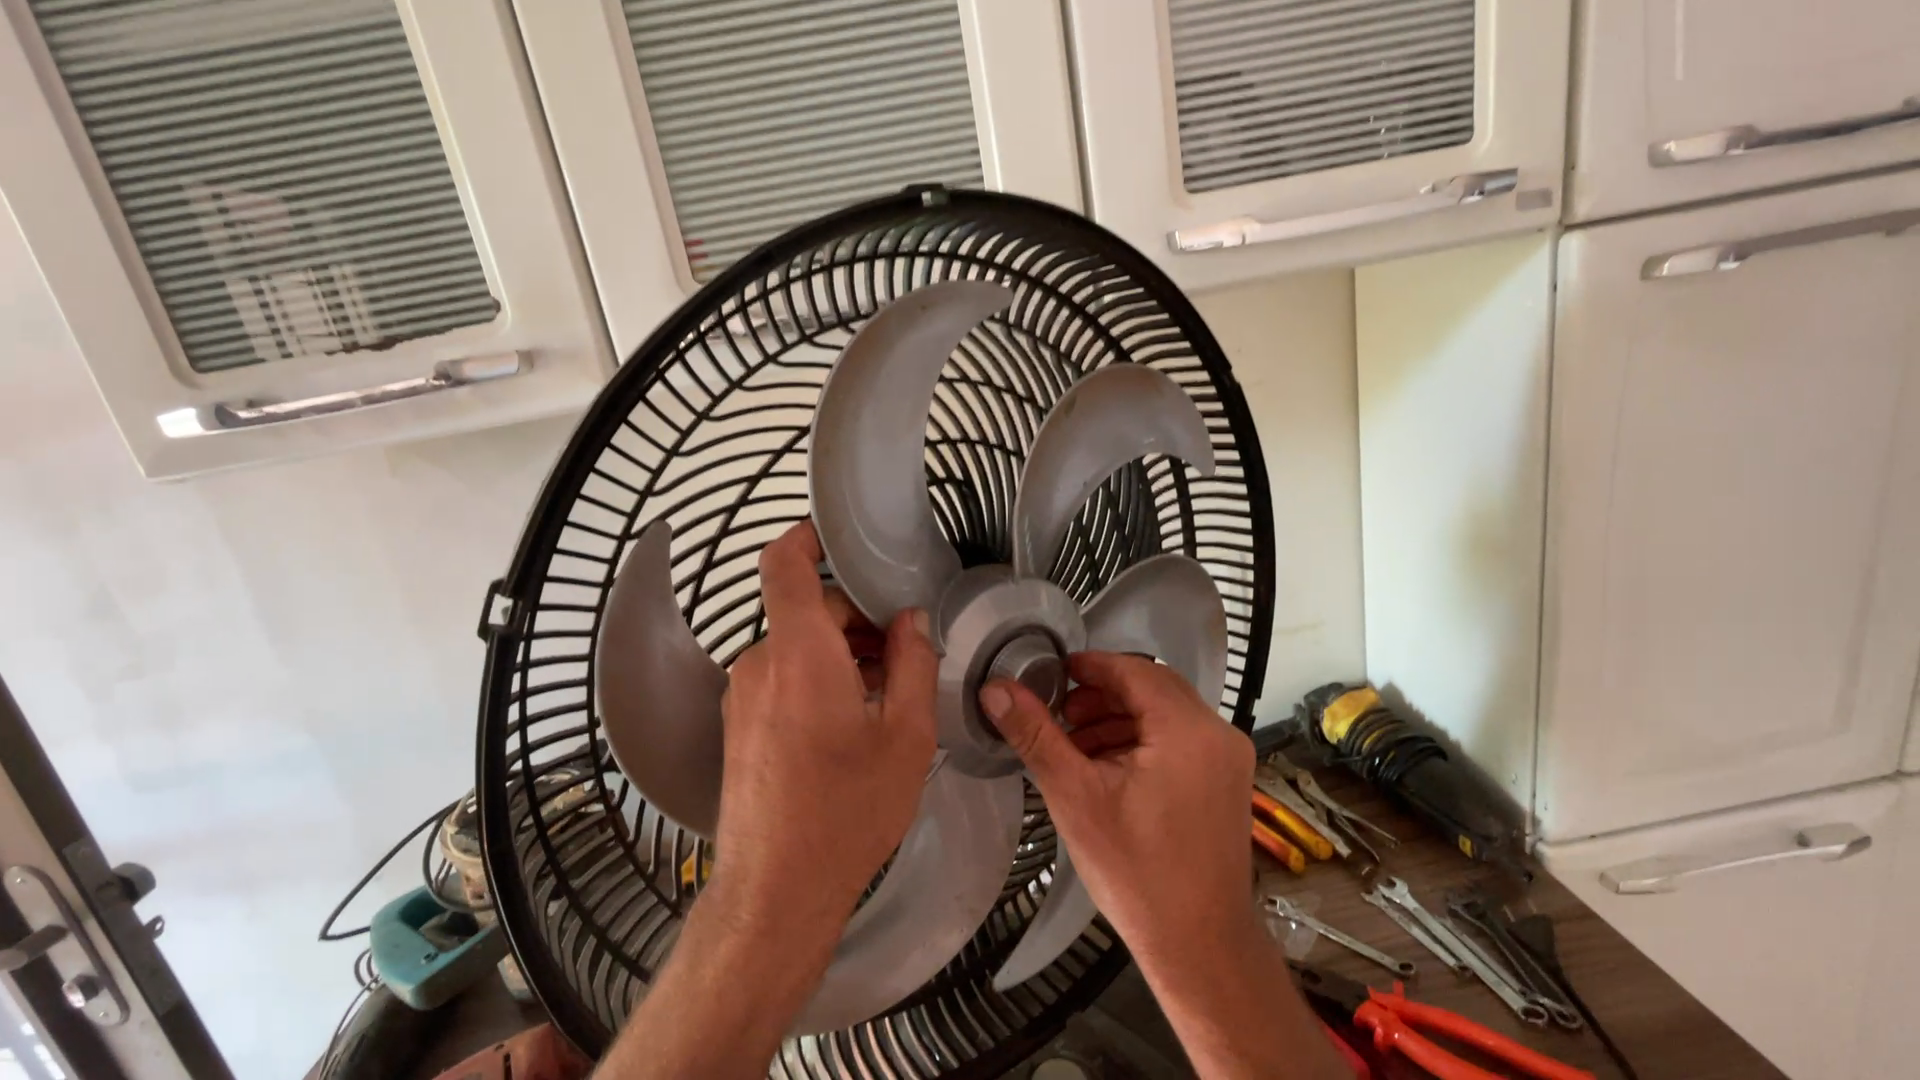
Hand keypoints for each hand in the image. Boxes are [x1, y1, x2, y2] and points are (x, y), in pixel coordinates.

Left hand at [599, 523, 941, 1078]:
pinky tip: (851, 720)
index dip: (807, 535)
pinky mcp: (739, 724)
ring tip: (885, 694)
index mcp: (801, 654)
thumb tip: (912, 621)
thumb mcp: (906, 736)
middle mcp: (761, 665)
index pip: (784, 562)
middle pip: (806, 609)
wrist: (777, 887)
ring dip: (839, 652)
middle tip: (903, 650)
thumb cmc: (847, 813)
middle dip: (856, 617)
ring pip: (795, 646)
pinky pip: (780, 677)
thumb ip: (914, 664)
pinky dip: (817, 679)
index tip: (840, 537)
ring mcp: (743, 696)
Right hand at [978, 651, 1256, 957]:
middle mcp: (1219, 734)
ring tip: (1076, 746)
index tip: (1052, 674)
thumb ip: (1035, 735)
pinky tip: (1108, 770)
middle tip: (1060, 715)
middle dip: (1102, 695)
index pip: (1135, 671)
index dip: (1091, 667)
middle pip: (1153, 689)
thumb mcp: (1075, 797)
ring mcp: (1230, 760)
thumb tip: (995, 689)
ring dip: (1121, 719)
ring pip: (1167, 715)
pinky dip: (1143, 742)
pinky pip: (1182, 741)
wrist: (1199, 944)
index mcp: (1188, 730)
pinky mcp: (1228, 784)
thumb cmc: (1135, 871)